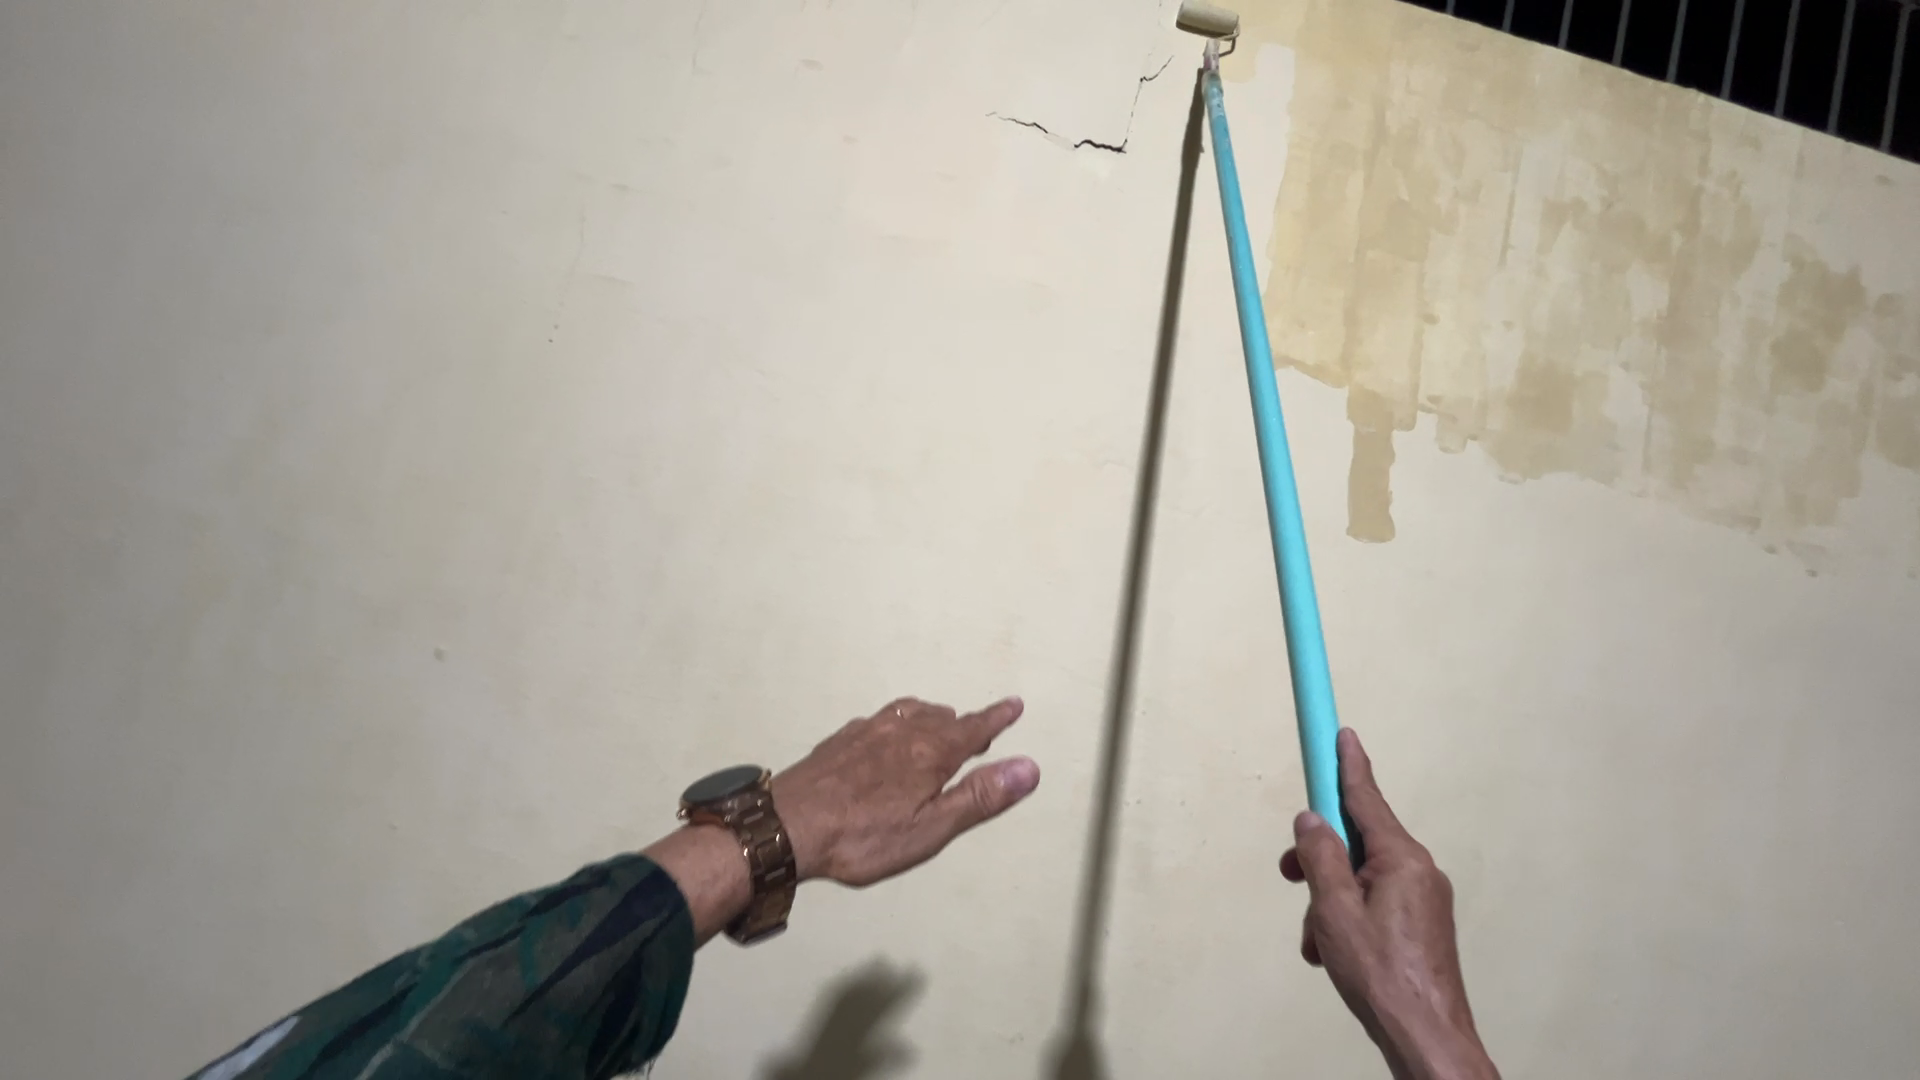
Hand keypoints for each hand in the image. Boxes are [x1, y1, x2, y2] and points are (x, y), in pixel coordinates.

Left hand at [772, 696, 1039, 886]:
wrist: (788, 825)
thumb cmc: (866, 836)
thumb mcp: (931, 829)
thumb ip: (979, 797)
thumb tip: (1029, 766)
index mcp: (931, 752)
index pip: (974, 728)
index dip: (998, 717)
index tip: (1015, 704)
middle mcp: (903, 730)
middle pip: (944, 719)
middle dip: (966, 725)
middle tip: (980, 735)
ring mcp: (869, 730)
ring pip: (912, 712)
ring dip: (933, 718)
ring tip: (939, 730)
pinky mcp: (843, 738)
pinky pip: (883, 719)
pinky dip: (901, 722)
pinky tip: (889, 737)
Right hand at [1279, 729, 1498, 1079]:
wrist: (1429, 1043)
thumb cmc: (1379, 971)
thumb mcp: (1334, 910)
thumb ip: (1320, 858)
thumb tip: (1311, 819)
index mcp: (1401, 860)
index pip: (1366, 798)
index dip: (1349, 765)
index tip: (1343, 733)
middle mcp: (1417, 871)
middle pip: (1356, 841)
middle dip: (1318, 856)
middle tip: (1288, 876)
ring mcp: (1421, 900)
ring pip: (1358, 876)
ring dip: (1327, 898)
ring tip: (1314, 938)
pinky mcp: (1419, 926)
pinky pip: (1371, 902)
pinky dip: (1345, 917)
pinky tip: (1330, 951)